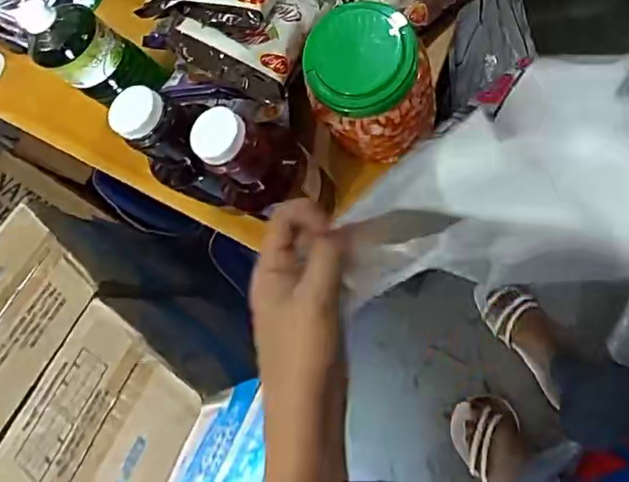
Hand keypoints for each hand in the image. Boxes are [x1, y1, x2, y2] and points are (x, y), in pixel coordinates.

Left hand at [250, 200, 346, 410]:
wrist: (307, 416)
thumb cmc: (304, 354)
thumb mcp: (315, 299)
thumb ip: (326, 256)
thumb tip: (338, 227)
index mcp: (268, 267)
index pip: (282, 218)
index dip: (307, 211)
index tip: (335, 227)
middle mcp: (279, 275)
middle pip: (298, 233)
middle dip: (325, 227)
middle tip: (354, 238)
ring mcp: (297, 295)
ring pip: (315, 255)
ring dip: (336, 248)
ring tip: (360, 252)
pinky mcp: (315, 312)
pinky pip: (327, 277)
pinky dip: (341, 268)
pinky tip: (359, 272)